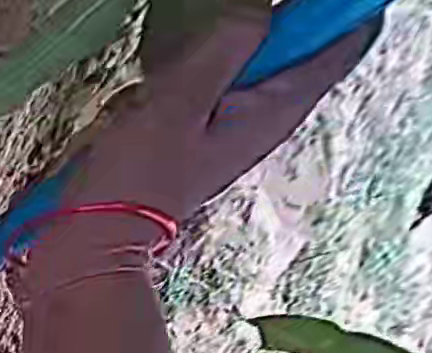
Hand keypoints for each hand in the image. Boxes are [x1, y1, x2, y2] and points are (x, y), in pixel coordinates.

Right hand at [60, 9, 379, 228]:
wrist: (85, 249)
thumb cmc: (128, 183)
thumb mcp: (175, 103)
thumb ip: (227, 44)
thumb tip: (254, 10)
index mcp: (280, 104)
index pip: (346, 31)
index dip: (320, 10)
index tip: (270, 11)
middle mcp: (262, 122)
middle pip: (282, 53)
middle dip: (245, 39)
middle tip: (199, 43)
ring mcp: (220, 142)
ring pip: (229, 80)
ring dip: (196, 73)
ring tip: (152, 88)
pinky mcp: (182, 157)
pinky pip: (190, 109)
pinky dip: (169, 101)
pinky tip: (135, 113)